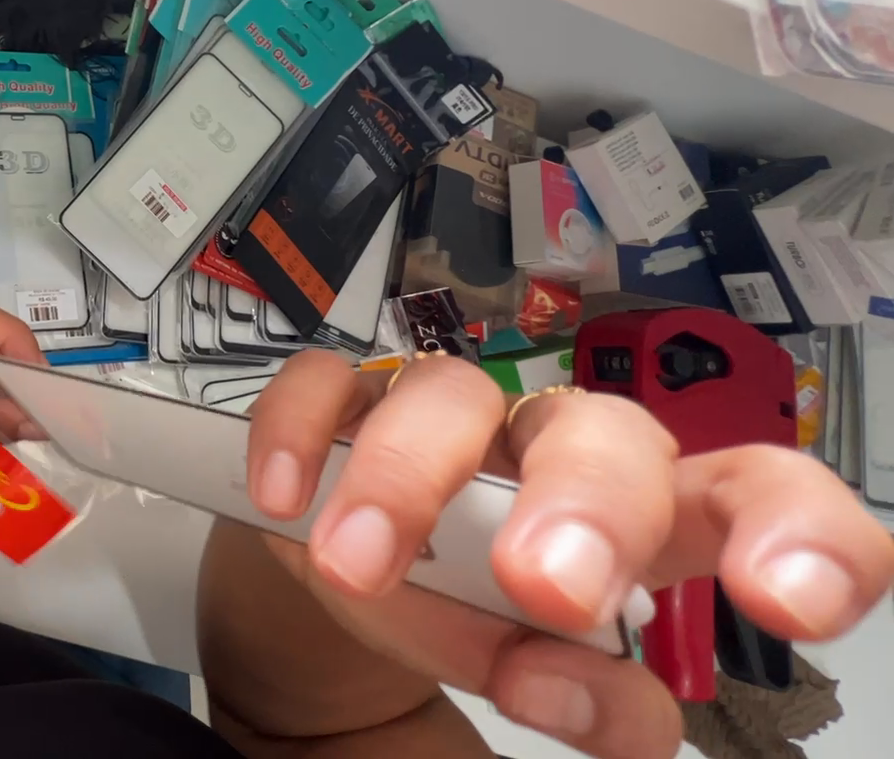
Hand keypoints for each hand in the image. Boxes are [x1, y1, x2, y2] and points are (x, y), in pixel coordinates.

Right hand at [241, 350, 893, 758]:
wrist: (350, 562)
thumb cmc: (458, 608)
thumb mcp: (522, 670)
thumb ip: (569, 692)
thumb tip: (572, 693)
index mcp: (636, 511)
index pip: (752, 488)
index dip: (794, 530)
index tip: (783, 604)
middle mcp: (538, 441)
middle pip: (594, 429)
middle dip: (577, 503)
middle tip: (538, 589)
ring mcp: (428, 408)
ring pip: (443, 393)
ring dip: (400, 478)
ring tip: (355, 566)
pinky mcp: (336, 396)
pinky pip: (316, 384)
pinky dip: (296, 432)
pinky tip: (283, 497)